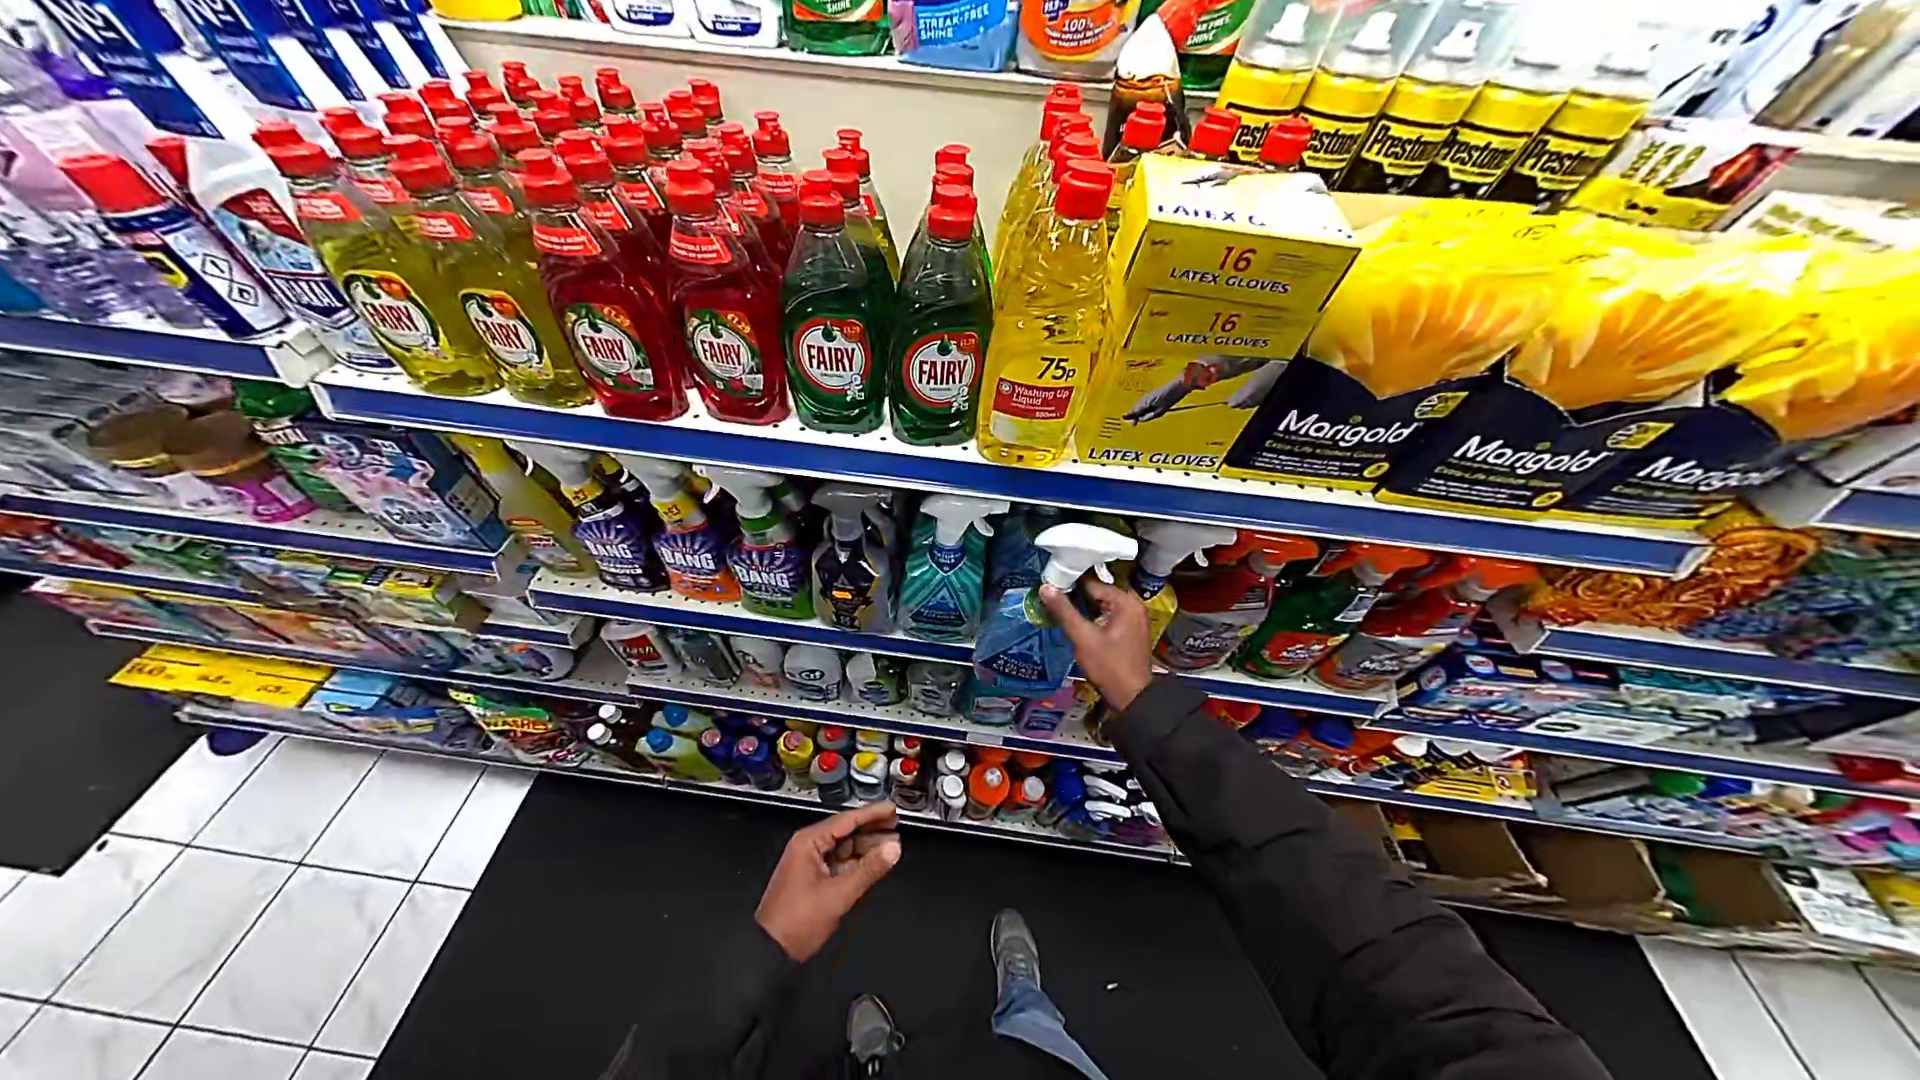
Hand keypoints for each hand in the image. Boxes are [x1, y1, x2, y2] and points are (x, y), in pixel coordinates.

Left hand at [755, 801, 901, 961]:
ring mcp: (810, 863)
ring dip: (867, 847)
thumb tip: (892, 849)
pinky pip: (839, 863)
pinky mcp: (813, 878)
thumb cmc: (796, 922)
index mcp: (809, 842)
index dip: (872, 813)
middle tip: (895, 825)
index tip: (891, 809)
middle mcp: (808, 847)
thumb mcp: (838, 894)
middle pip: (846, 831)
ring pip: (844, 847)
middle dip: (872, 830)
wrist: (770, 953)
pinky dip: (857, 862)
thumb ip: (869, 869)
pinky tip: (873, 863)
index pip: (847, 819)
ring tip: (890, 845)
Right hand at [1040, 578, 1154, 710]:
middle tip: (1053, 600)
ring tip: (1061, 610)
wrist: (1131, 696)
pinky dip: (1094, 617)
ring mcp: (1134, 618)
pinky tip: (1078, 623)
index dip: (1070, 585)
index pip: (1092, 584)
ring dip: (1084, 608)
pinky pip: (1109, 616)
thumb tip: (1046, 587)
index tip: (1051, 588)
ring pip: (1103, 605)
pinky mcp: (1131, 630)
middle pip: (1098, 593)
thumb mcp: (1083, 636)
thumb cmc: (1108, 665)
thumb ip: (1064, 611)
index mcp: (1126, 602)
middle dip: (1076, 597)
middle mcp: (1134, 605)